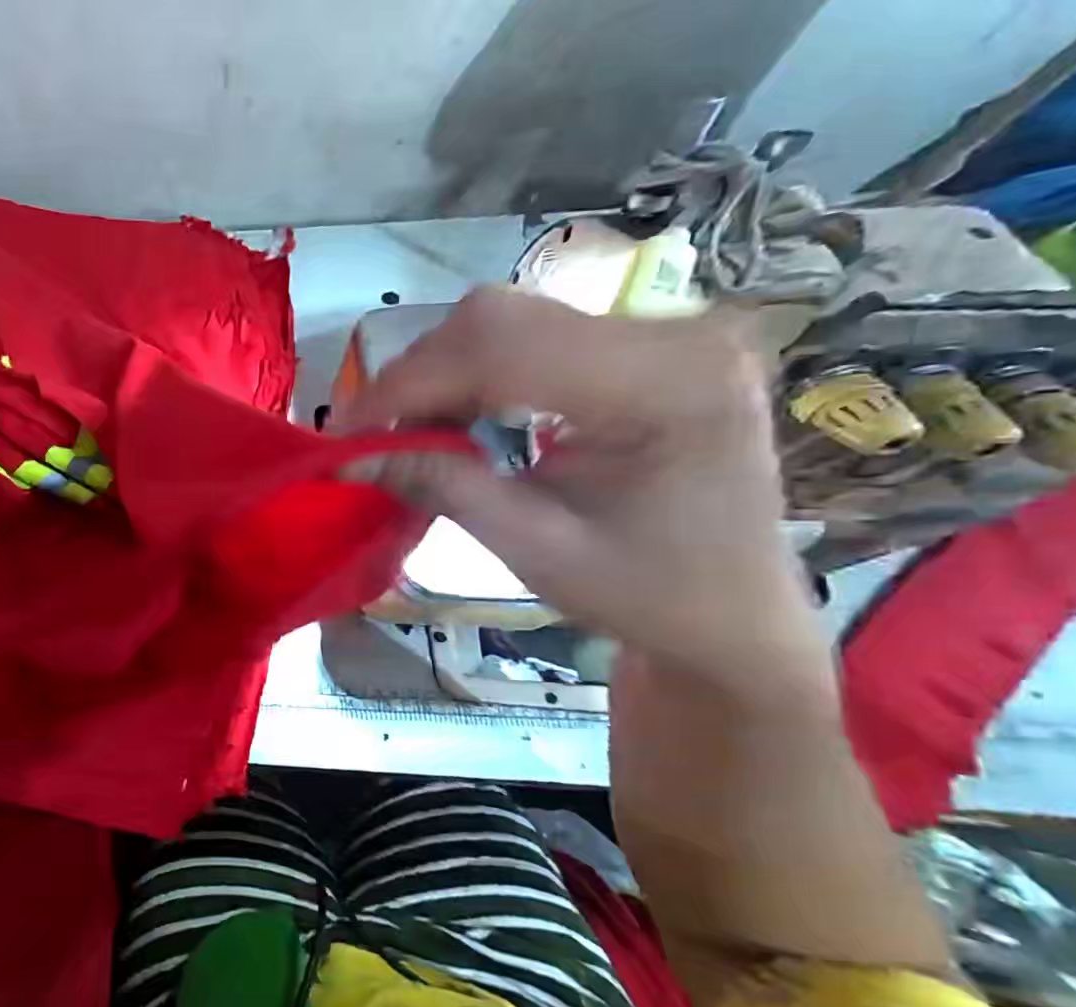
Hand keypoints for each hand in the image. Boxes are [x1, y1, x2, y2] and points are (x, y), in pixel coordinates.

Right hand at [340, 288, 823, 685]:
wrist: (731, 618)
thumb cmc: (646, 596)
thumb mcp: (534, 547)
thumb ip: (441, 487)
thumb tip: (350, 459)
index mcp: (665, 384)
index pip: (501, 351)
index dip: (406, 386)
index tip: (344, 433)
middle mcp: (672, 334)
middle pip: (500, 319)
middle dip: (417, 376)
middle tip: (371, 436)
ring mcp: (663, 333)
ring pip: (507, 321)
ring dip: (439, 374)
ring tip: (408, 433)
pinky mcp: (643, 348)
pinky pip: (531, 339)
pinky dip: (473, 376)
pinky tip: (455, 418)